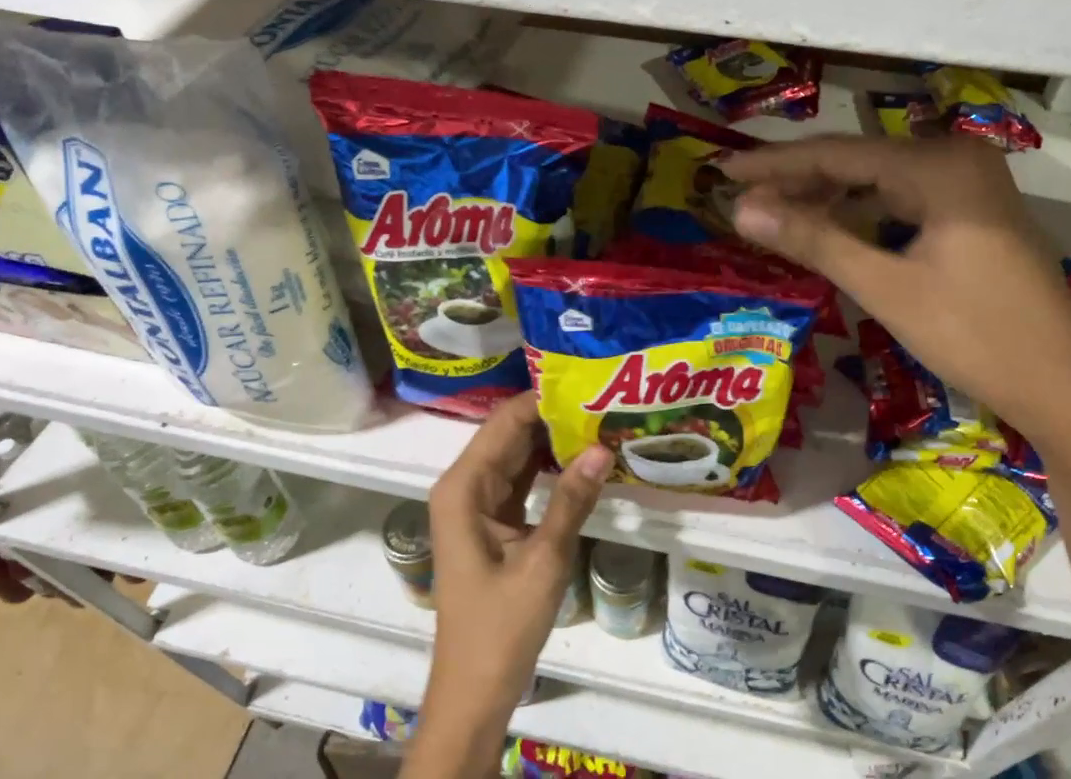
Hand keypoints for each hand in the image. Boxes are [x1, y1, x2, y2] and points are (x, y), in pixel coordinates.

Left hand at [425, 392, 613, 716]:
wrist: (475, 686)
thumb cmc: (501, 625)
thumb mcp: (543, 560)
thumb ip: (572, 500)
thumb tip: (603, 447)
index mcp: (464, 487)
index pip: (505, 422)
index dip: (544, 399)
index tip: (590, 383)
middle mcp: (465, 486)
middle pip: (511, 434)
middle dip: (554, 416)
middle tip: (606, 398)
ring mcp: (476, 504)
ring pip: (518, 456)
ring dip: (555, 441)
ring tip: (604, 419)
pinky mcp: (492, 522)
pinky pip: (521, 481)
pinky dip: (550, 470)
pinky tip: (586, 459)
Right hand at [721, 136, 1070, 449]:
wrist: (1062, 388)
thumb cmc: (974, 335)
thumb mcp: (886, 286)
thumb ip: (813, 240)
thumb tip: (740, 208)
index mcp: (940, 164)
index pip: (837, 154)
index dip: (774, 164)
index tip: (723, 170)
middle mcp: (957, 160)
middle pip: (859, 163)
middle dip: (799, 183)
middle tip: (741, 200)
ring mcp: (971, 187)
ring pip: (880, 184)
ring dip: (829, 200)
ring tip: (774, 217)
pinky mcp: (975, 215)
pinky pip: (903, 203)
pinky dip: (864, 217)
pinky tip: (831, 232)